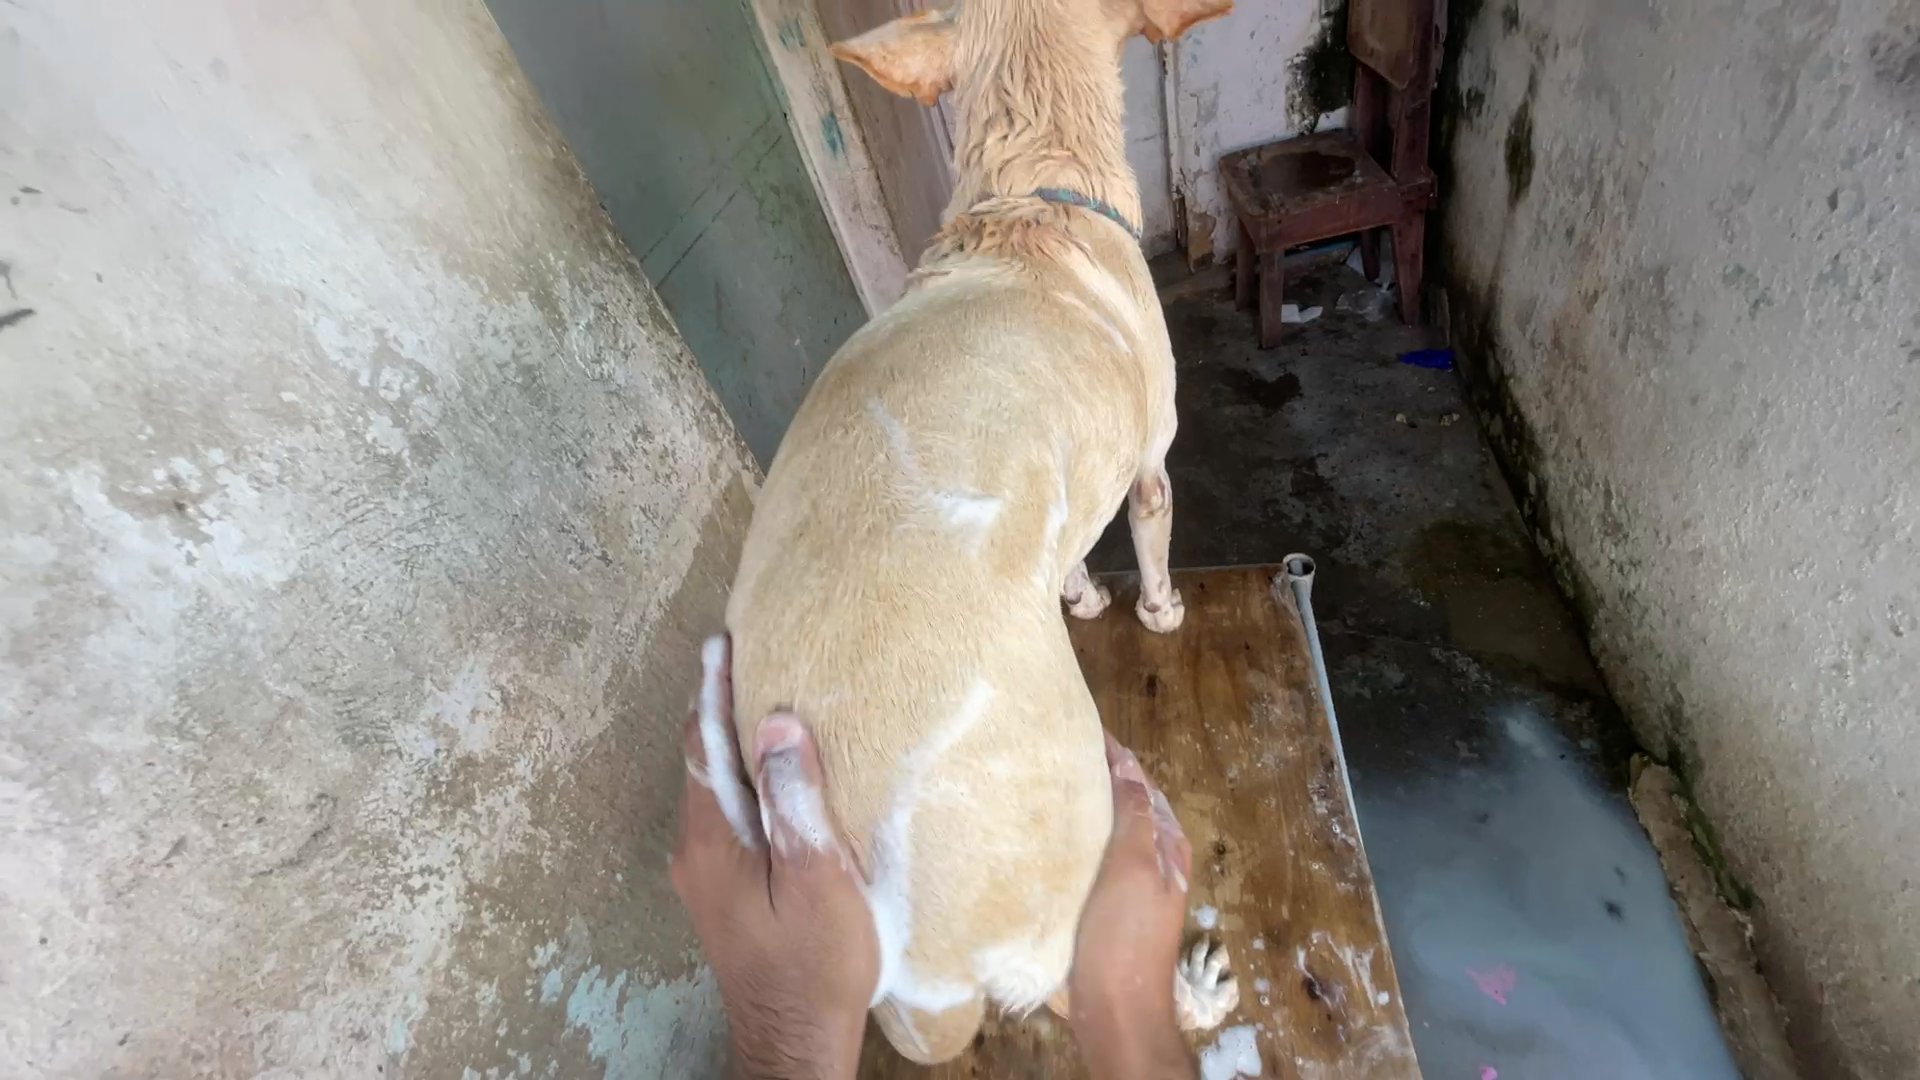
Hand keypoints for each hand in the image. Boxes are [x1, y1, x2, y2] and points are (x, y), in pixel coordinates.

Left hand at [670, 635, 879, 1079]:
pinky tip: (762, 760)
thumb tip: (776, 723)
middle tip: (738, 654)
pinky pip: (723, 803)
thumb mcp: (816, 878)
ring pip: (710, 781)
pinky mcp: (721, 881)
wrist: (794, 1037)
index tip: (721, 641)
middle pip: (700, 758)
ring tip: (751, 691)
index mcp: (712, 840)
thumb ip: (794, 800)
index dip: (713, 690)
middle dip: (715, 703)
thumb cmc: (815, 960)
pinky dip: (737, 767)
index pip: (705, 745)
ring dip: (725, 734)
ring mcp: (704, 867)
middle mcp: (695, 847)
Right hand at [1065, 734, 1198, 1079]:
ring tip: (1052, 776)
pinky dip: (1079, 830)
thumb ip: (1133, 816)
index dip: (1116, 755)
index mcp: (1166, 843)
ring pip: (1108, 824)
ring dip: (1088, 799)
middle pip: (1126, 801)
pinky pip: (1094, 850)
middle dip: (1101, 771)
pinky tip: (1054, 828)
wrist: (1116, 1008)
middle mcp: (1152, 856)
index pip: (1140, 783)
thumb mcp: (1132, 867)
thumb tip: (1129, 767)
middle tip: (1061, 746)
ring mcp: (1129, 879)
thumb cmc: (1125, 933)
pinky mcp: (1106, 898)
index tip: (1084, 726)